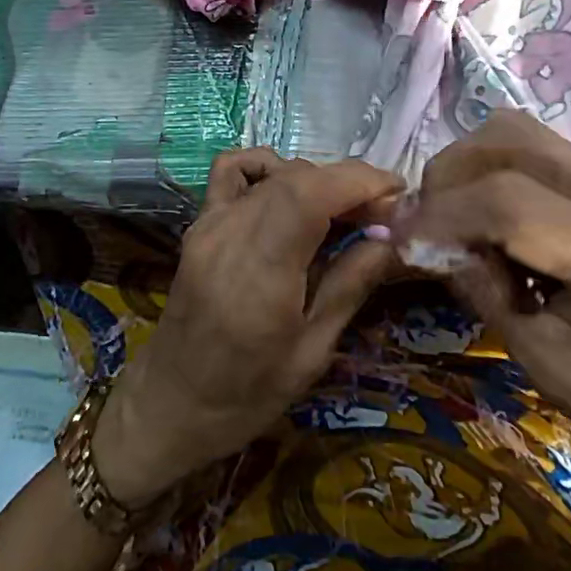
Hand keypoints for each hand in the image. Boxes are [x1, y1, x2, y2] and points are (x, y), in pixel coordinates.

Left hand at [92, 149, 402, 505]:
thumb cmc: (248, 394)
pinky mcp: (197, 226)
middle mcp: (230, 233)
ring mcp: (208, 224)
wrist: (172, 400)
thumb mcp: (312, 352)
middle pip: (294, 176)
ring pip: (268, 172)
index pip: (310, 192)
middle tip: (380, 218)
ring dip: (314, 180)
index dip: (359, 180)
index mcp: (262, 270)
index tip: (398, 194)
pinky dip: (264, 170)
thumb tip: (391, 238)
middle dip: (346, 183)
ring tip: (341, 214)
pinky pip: (229, 174)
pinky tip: (287, 197)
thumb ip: (349, 285)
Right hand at [388, 111, 570, 475]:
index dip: (442, 216)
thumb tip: (429, 244)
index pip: (511, 205)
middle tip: (426, 230)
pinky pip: (531, 147)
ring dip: (465, 166)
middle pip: (507, 145)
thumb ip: (482, 291)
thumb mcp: (542, 362)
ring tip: (454, 216)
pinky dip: (489, 168)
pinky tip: (486, 214)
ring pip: (515, 132)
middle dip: (447, 182)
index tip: (402, 243)